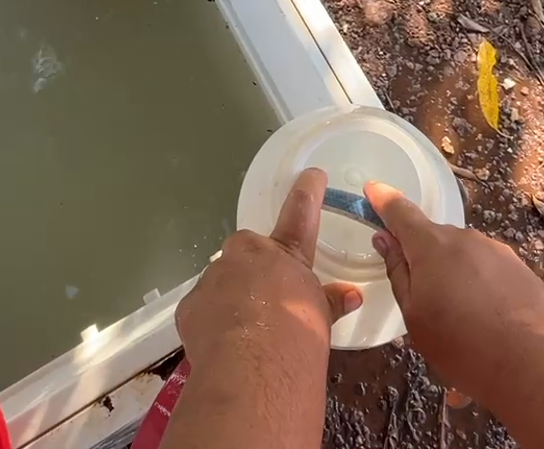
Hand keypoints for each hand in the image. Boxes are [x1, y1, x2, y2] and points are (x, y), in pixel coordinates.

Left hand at [175, 168, 362, 374]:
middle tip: (266, 302)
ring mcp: (215, 275)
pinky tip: (222, 346)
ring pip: (223, 279)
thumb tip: (353, 296)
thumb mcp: (321, 318)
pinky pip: (202, 307)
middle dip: (254, 268)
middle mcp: (248, 254)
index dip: (307, 191)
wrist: (255, 370)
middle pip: (249, 250)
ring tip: (243, 333)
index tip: (312, 174)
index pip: (301, 211)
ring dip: (231, 297)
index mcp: (286, 253)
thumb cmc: (298, 338)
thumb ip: (330, 301)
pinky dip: (210, 322)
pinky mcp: (190, 303)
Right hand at [365, 181, 543, 402]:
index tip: (372, 188)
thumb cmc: (462, 343)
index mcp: (430, 246)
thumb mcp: (415, 315)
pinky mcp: (518, 267)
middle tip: (425, 302)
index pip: (400, 212)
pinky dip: (480, 289)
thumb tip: (385, 238)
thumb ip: (398, 273)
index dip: (384, 199)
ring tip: (461, 323)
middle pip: (433, 240)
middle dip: (424, 260)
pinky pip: (487, 271)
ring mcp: (494, 249)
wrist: (535, 360)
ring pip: (462, 257)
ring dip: (455, 278)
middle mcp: (463, 238)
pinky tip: (488, 324)